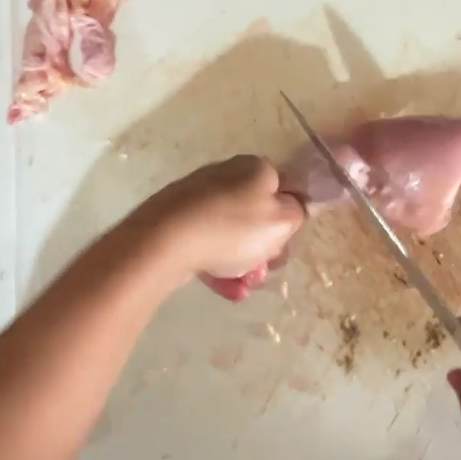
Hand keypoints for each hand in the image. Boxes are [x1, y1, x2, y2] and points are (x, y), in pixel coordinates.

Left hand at [134, 155, 306, 281]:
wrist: (164, 243)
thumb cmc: (232, 229)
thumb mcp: (282, 222)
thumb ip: (297, 212)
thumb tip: (289, 208)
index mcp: (254, 168)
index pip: (283, 191)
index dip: (288, 221)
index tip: (283, 244)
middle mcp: (225, 176)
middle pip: (257, 218)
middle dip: (264, 250)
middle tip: (263, 269)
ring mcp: (197, 200)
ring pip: (232, 237)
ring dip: (244, 265)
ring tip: (243, 288)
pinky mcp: (175, 223)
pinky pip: (207, 246)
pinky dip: (219, 268)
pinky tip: (226, 290)